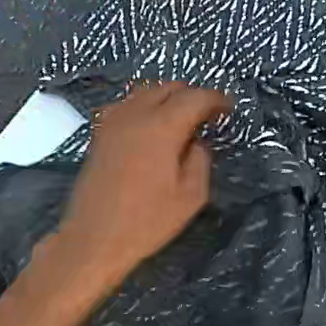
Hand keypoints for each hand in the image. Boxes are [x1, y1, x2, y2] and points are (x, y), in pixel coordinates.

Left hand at [38, 82, 230, 292]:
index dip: (216, 99)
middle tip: (209, 114)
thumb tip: (196, 142)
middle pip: (168, 87)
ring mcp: (112, 122)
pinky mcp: (99, 133)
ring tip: (183, 118)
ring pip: (145, 91)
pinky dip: (145, 106)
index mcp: (162, 128)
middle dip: (193, 95)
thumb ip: (201, 159)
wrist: (95, 238)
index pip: (195, 98)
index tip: (230, 108)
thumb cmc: (148, 221)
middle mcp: (135, 115)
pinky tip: (153, 126)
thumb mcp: (192, 195)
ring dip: (168, 97)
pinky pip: (127, 104)